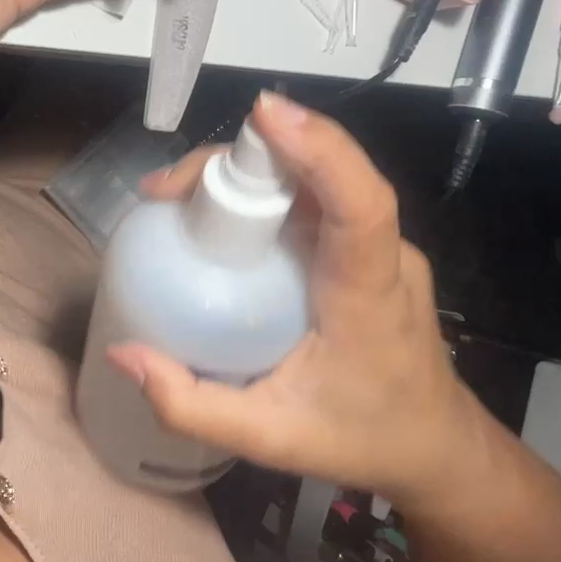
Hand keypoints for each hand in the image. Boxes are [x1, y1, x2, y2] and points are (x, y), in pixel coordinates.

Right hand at [106, 93, 483, 504]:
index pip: (359, 204)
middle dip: (240, 162)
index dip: (319, 150)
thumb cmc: (363, 438)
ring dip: (242, 173)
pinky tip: (210, 214)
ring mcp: (371, 247)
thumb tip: (123, 354)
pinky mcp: (356, 248)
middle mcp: (378, 256)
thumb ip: (191, 406)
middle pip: (318, 177)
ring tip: (172, 199)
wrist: (438, 448)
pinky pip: (307, 200)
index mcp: (367, 295)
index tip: (266, 113)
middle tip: (165, 190)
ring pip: (309, 181)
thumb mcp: (270, 440)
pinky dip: (256, 191)